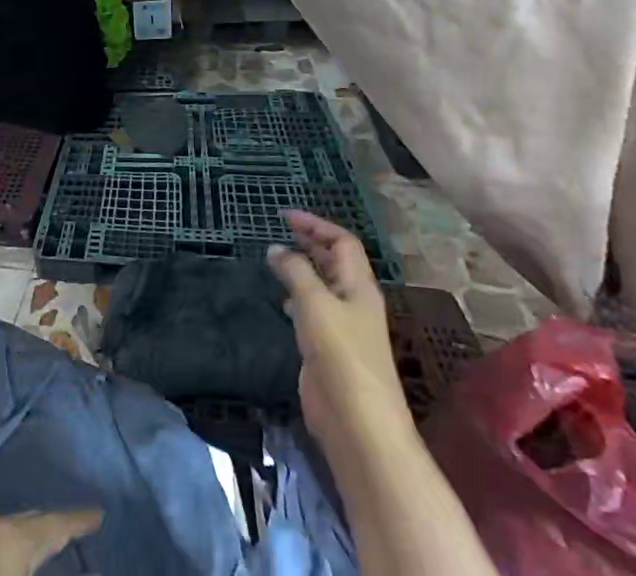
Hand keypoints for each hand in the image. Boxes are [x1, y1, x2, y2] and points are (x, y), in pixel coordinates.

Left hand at [0, 510, 102, 575]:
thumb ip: (61, 574)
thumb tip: (98, 571)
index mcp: (19, 536)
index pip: (59, 523)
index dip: (81, 521)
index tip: (101, 515)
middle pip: (37, 518)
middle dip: (58, 522)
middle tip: (79, 526)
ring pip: (14, 524)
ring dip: (35, 530)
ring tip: (51, 540)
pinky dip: (14, 538)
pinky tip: (16, 553)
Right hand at [267, 210, 412, 451]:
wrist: (356, 419)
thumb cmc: (340, 353)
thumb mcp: (315, 304)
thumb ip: (295, 273)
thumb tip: (276, 248)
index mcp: (359, 284)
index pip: (342, 242)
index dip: (316, 225)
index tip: (286, 215)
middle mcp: (353, 300)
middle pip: (334, 261)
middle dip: (310, 243)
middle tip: (280, 231)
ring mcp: (342, 325)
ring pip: (322, 286)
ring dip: (302, 269)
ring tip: (276, 259)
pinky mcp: (328, 349)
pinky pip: (313, 311)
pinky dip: (297, 298)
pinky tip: (281, 300)